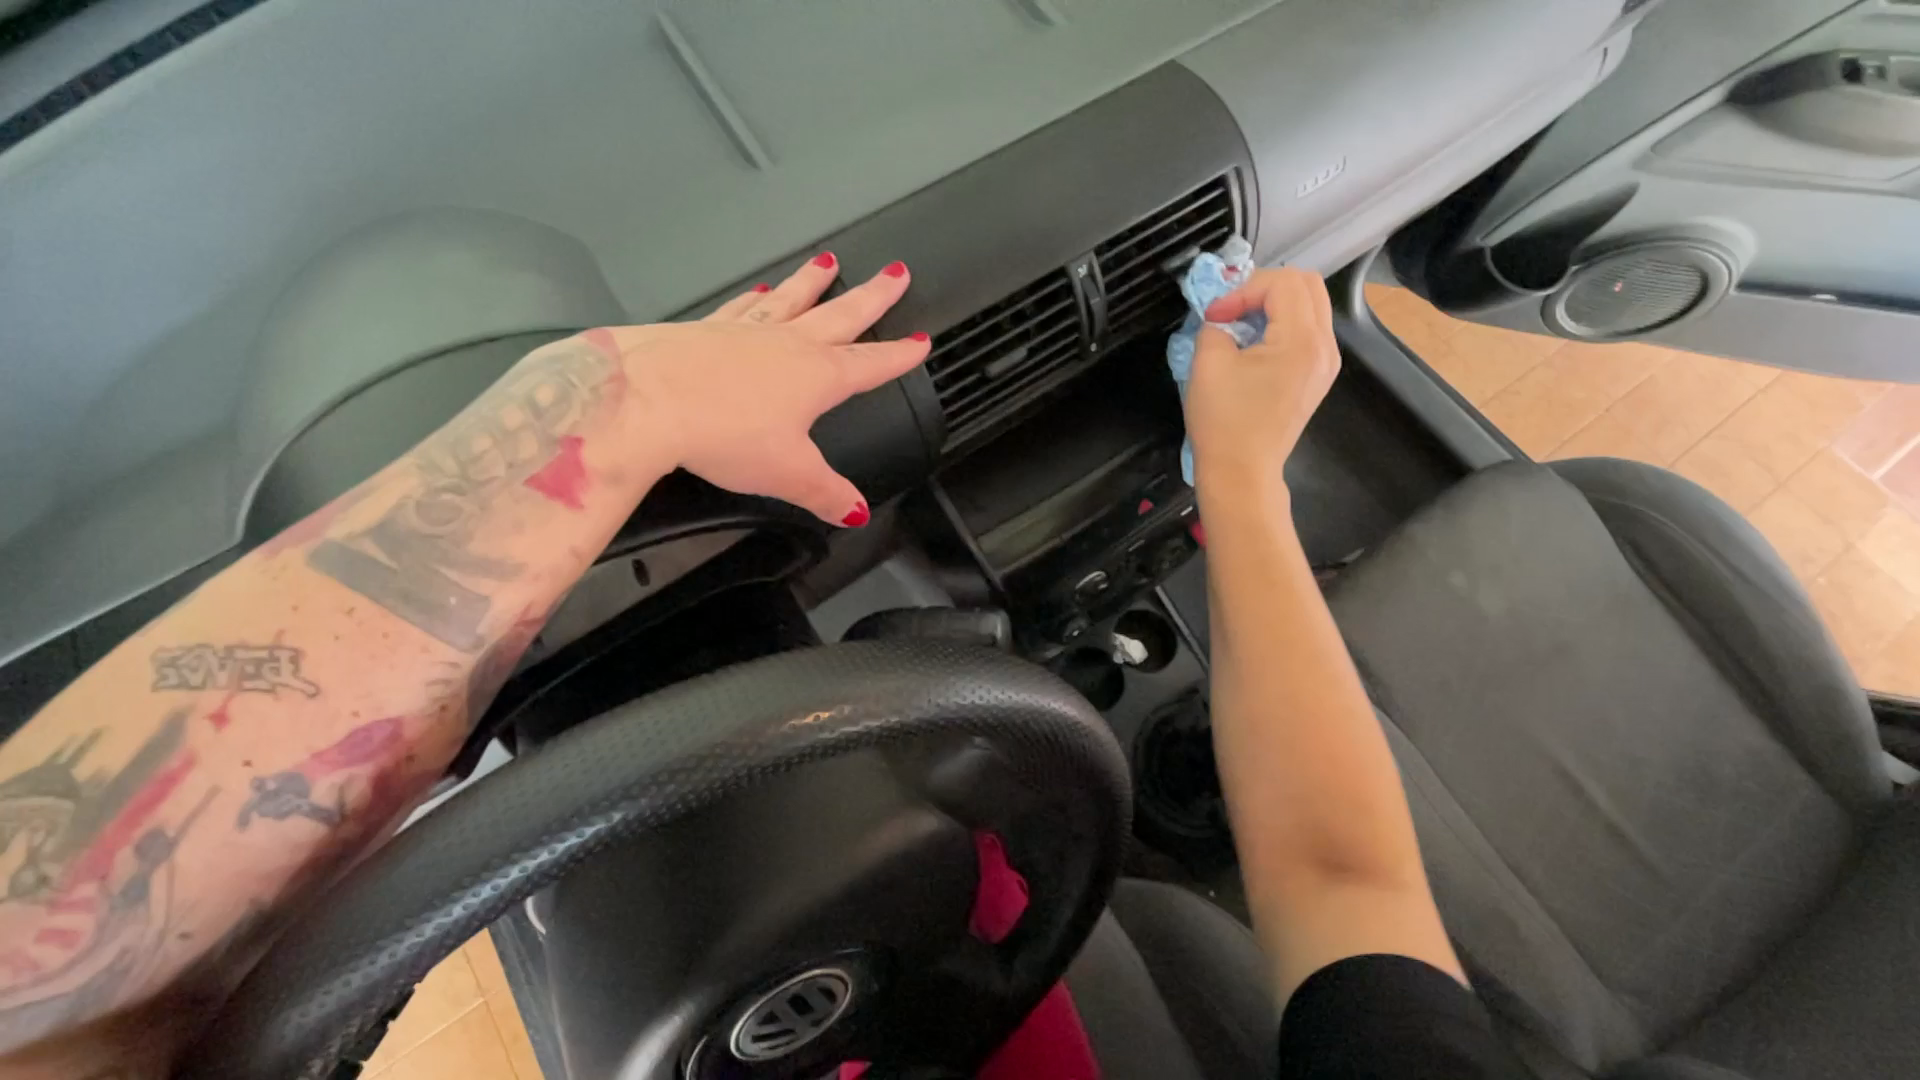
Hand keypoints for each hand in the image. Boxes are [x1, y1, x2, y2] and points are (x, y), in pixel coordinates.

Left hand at [606, 254, 930, 525]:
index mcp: (818, 377)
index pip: (871, 364)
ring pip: (791, 301)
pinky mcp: (705, 330)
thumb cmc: (725, 434)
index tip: (921, 341)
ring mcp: (745, 332)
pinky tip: (759, 293)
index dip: (899, 356)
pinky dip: (755, 300)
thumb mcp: (787, 474)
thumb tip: (856, 513)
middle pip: (840, 314)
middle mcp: (788, 345)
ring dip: (812, 283)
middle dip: (872, 297)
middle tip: (896, 274)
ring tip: (828, 263)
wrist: (645, 401)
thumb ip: (826, 493)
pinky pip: (741, 309)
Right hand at [1185, 268, 1339, 491]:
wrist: (1241, 472)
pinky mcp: (1318, 376)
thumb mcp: (1208, 364)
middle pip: (1307, 285)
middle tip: (1232, 308)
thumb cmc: (1223, 422)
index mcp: (1302, 341)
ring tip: (1241, 325)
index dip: (1243, 290)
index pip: (1283, 283)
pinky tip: (1255, 344)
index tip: (1215, 315)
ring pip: (1311, 306)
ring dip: (1275, 304)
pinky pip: (1309, 331)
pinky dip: (1283, 324)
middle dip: (1264, 287)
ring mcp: (1326, 363)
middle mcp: (1325, 347)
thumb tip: (1223, 320)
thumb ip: (1216, 327)